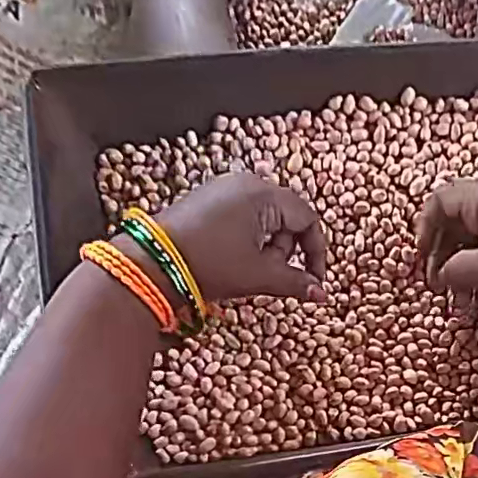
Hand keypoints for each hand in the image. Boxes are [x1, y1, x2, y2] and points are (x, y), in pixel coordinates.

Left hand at [145, 172, 328, 302]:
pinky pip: (243, 218)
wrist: (155, 262)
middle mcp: (246, 182)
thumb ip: (295, 282)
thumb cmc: (211, 265)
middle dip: (286, 251)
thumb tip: (322, 294)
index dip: (316, 253)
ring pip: (265, 220)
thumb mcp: (259, 276)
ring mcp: (224, 188)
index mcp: (264, 194)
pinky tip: (231, 260)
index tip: (314, 281)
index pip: (307, 219)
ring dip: (266, 249)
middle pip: (287, 218)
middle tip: (271, 275)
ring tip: (247, 270)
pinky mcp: (208, 200)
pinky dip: (248, 241)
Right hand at [415, 180, 477, 301]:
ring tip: (461, 298)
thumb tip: (441, 274)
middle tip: (438, 284)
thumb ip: (455, 270)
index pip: (440, 201)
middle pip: (454, 222)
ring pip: (473, 240)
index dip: (423, 229)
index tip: (421, 257)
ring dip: (461, 268)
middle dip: (441, 254)